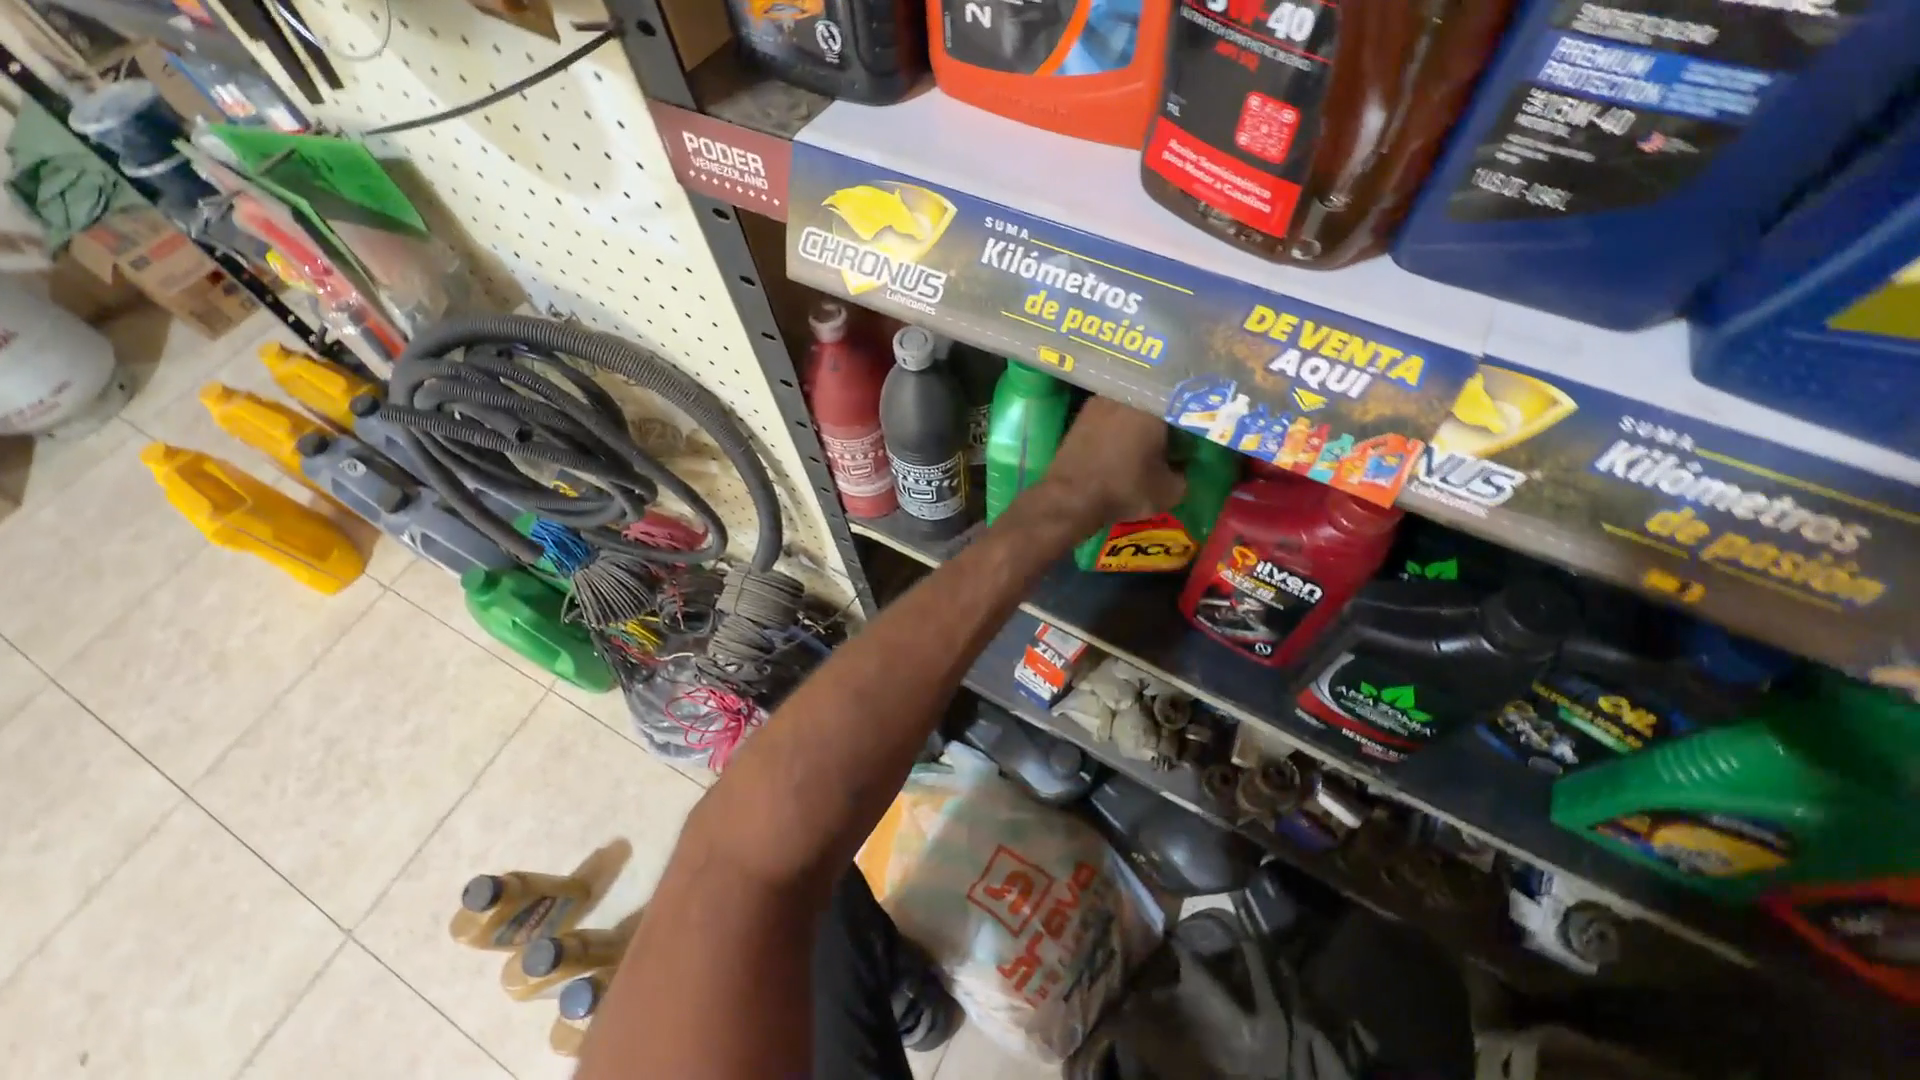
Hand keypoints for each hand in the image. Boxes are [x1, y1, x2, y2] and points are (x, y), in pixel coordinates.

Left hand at [1035, 396, 1185, 529]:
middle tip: (1176, 427)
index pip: (1183, 398)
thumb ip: (1184, 473)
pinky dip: (1120, 422)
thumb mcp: (1169, 491)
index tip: (1199, 422)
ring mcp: (1101, 400)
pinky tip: (1125, 437)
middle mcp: (1127, 393)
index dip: (1194, 410)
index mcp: (1154, 404)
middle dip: (1166, 410)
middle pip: (1155, 396)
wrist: (1070, 498)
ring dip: (1141, 415)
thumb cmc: (1124, 490)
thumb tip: (1181, 464)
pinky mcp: (1083, 414)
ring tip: (1150, 433)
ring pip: (1131, 401)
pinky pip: (1111, 412)